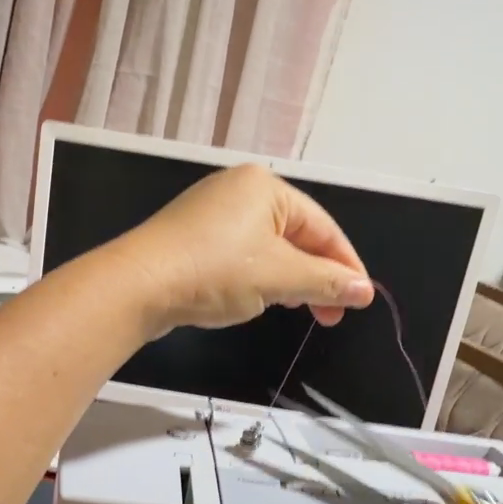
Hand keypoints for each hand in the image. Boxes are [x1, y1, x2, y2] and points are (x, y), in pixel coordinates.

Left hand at [107, 164, 374, 332]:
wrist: (138, 285)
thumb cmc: (215, 272)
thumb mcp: (279, 278)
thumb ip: (326, 282)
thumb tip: (365, 290)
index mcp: (266, 186)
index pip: (322, 226)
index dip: (346, 266)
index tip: (360, 301)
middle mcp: (239, 190)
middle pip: (295, 235)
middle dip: (315, 276)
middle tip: (328, 317)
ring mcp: (210, 212)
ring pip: (267, 247)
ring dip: (287, 279)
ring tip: (295, 308)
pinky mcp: (190, 238)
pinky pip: (239, 254)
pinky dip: (256, 277)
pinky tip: (256, 299)